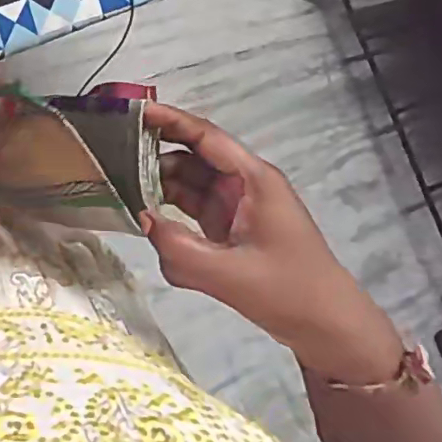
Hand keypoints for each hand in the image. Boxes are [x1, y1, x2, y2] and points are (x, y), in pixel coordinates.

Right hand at [142, 104, 403, 382]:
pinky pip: (190, 208)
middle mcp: (242, 184)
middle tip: (112, 152)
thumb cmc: (291, 293)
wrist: (329, 330)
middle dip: (155, 152)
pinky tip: (145, 218)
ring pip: (188, 182)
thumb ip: (179, 249)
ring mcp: (234, 205)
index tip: (133, 111)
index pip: (205, 137)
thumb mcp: (230, 275)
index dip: (169, 120)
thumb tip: (142, 220)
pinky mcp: (228, 227)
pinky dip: (168, 211)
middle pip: (192, 156)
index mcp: (253, 179)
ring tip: (120, 186)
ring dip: (159, 185)